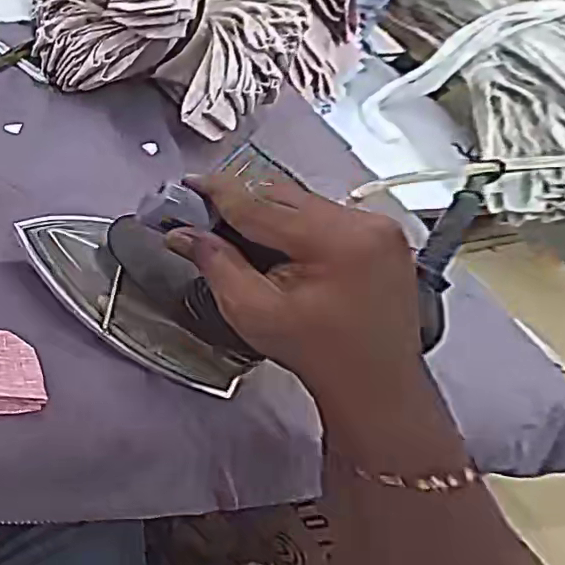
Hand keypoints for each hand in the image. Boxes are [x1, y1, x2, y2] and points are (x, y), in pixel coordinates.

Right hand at [165, 172, 468, 485]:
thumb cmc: (316, 352)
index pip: (260, 203)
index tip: (189, 184)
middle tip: (200, 205)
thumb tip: (183, 234)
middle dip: (239, 199)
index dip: (217, 192)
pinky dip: (289, 220)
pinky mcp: (381, 235)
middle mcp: (364, 223)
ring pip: (302, 201)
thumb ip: (215, 263)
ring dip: (264, 209)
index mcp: (335, 240)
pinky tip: (269, 238)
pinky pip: (323, 213)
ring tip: (230, 223)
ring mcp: (378, 227)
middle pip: (283, 195)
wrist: (373, 380)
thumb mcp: (251, 310)